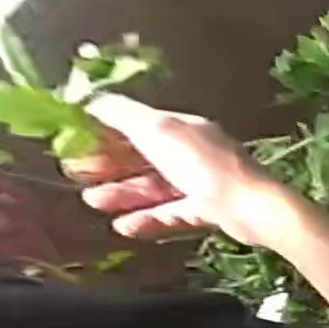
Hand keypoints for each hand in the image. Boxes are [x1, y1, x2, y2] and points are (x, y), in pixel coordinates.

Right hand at [74, 95, 305, 245]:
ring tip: (94, 202)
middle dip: (110, 166)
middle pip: (147, 159)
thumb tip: (90, 100)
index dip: (105, 134)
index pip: (140, 127)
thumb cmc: (206, 165)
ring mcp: (208, 185)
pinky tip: (124, 227)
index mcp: (187, 130)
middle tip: (76, 174)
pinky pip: (176, 214)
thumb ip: (121, 113)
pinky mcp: (215, 211)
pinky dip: (150, 219)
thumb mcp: (157, 129)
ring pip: (159, 188)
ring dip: (124, 194)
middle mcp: (198, 155)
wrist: (255, 208)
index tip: (73, 145)